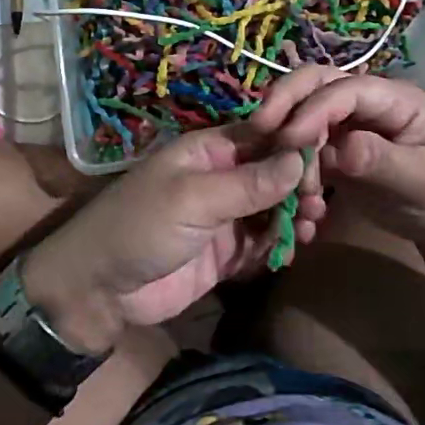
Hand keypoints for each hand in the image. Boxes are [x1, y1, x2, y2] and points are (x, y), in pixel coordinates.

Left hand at [19, 128, 317, 353]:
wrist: (99, 287)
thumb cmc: (141, 226)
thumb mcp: (195, 198)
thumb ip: (249, 182)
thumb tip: (301, 158)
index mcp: (208, 151)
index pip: (262, 136)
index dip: (294, 145)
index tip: (325, 160)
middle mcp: (220, 178)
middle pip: (272, 173)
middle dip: (297, 183)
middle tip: (315, 204)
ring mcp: (222, 216)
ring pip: (271, 208)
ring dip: (293, 214)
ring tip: (310, 225)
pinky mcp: (224, 253)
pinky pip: (261, 242)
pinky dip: (279, 243)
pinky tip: (294, 248)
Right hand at [251, 69, 424, 293]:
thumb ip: (383, 161)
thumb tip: (340, 150)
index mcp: (393, 98)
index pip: (345, 90)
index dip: (314, 108)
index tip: (289, 139)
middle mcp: (365, 103)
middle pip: (316, 84)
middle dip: (286, 101)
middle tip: (259, 129)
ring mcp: (348, 125)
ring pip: (302, 113)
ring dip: (286, 139)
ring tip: (284, 178)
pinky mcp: (335, 149)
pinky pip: (303, 147)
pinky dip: (292, 164)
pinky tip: (293, 193)